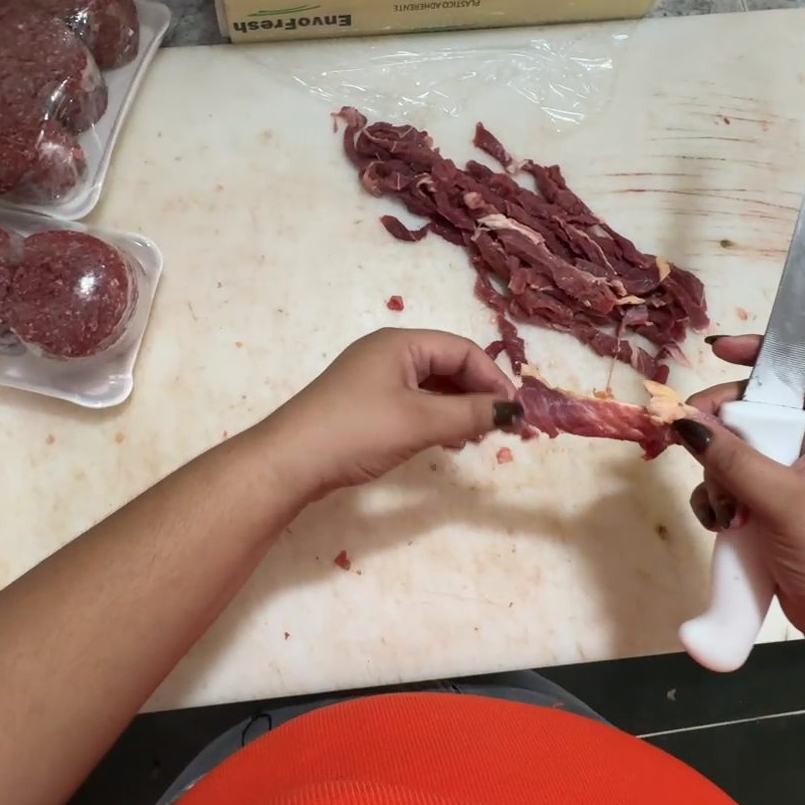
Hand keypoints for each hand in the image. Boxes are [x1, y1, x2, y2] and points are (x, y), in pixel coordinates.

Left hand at [251, 328, 518, 501]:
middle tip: (500, 427)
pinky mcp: (365, 404)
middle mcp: (387, 353)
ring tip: (476, 437)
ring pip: (431, 386)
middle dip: (477, 393)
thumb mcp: (419, 421)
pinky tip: (447, 441)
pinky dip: (436, 418)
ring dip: (458, 408)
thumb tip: (513, 410)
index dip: (493, 378)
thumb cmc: (357, 431)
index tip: (514, 412)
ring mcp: (374, 379)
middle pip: (447, 365)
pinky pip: (413, 402)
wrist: (290, 461)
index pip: (461, 350)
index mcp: (400, 343)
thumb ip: (470, 414)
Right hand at [673, 335, 804, 641]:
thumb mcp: (785, 501)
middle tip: (693, 439)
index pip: (804, 368)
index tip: (716, 351)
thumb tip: (681, 420)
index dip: (764, 351)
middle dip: (720, 425)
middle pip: (754, 408)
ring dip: (714, 472)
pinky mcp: (769, 510)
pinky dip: (715, 500)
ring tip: (722, 508)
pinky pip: (728, 485)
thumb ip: (731, 458)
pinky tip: (720, 525)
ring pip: (734, 449)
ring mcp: (789, 481)